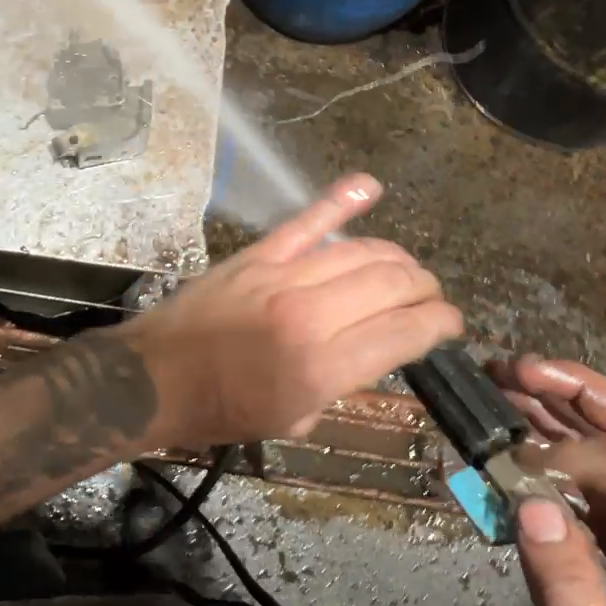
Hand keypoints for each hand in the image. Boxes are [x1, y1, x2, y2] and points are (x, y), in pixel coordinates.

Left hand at [127, 173, 463, 446]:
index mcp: (323, 367)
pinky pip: (306, 221)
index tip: (449, 325)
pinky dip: (340, 200)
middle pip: (392, 284)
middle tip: (429, 299)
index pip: (406, 332)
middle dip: (425, 290)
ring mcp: (282, 276)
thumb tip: (374, 352)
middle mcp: (311, 315)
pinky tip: (369, 186)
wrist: (155, 378)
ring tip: (407, 270)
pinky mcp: (256, 255)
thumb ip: (341, 384)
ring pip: (361, 252)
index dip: (440, 325)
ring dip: (396, 258)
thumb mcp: (294, 420)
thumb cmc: (223, 410)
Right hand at [487, 357, 605, 605]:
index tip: (518, 469)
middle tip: (513, 371)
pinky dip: (546, 460)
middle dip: (580, 395)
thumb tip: (532, 501)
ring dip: (558, 416)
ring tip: (500, 389)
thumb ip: (568, 593)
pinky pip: (588, 495)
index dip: (583, 451)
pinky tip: (506, 453)